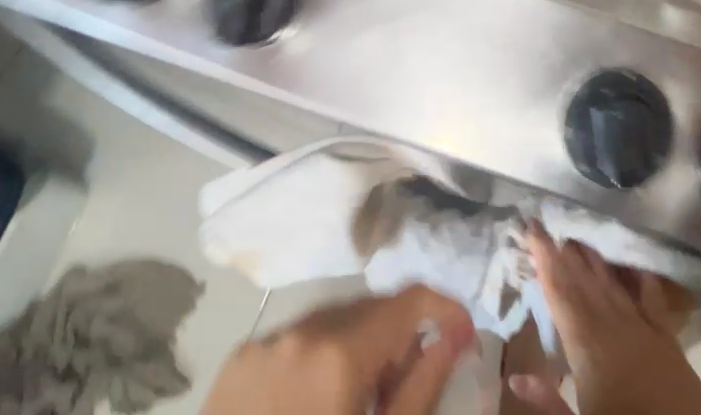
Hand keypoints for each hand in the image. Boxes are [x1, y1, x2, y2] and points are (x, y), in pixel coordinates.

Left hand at [203, 285, 476, 414]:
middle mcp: (301, 331)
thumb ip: (421, 387)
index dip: (445, 309)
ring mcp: (263, 342)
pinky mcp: (237, 359)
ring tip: (357, 397)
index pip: (410, 300)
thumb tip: (451, 339)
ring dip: (357, 342)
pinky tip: (316, 401)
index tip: (463, 334)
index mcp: (341, 353)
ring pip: (331, 319)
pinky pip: (293, 338)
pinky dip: (318, 355)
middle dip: (398, 333)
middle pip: (370, 307)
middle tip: (405, 382)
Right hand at [509, 226, 700, 414]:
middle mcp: (615, 329)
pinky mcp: (669, 341)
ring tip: (577, 237)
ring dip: (594, 261)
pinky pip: (653, 302)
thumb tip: (514, 377)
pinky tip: (637, 265)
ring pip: (614, 287)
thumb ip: (548, 400)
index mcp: (588, 348)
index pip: (561, 294)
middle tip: (548, 224)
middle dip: (564, 253)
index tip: (533, 229)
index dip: (545, 260)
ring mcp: (645, 332)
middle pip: (585, 284)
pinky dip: (643, 281)